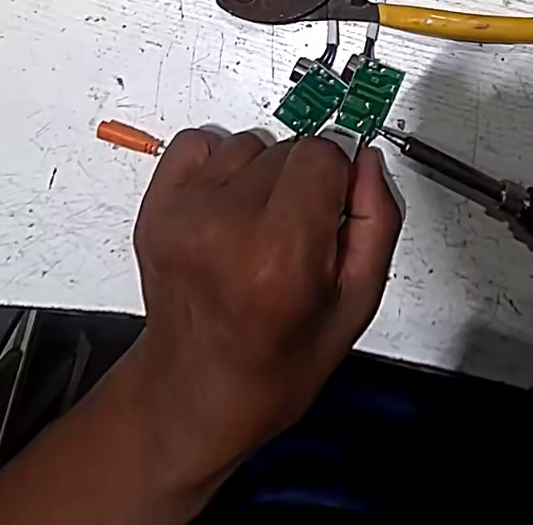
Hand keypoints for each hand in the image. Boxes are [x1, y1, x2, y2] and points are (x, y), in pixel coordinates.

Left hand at [122, 130, 402, 491]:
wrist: (196, 389)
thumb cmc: (275, 359)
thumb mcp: (355, 303)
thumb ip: (376, 221)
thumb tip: (366, 161)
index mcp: (281, 257)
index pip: (323, 154)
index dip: (337, 177)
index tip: (332, 204)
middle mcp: (225, 227)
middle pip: (289, 148)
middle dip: (303, 181)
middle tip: (294, 232)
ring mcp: (183, 214)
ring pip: (250, 143)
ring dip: (261, 174)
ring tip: (257, 225)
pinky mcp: (155, 206)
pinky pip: (199, 142)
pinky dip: (217, 164)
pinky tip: (225, 206)